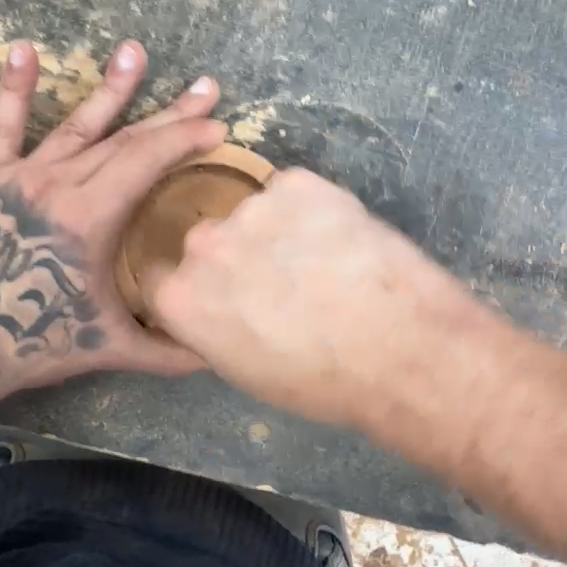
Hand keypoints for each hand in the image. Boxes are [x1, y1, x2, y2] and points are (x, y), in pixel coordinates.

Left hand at [0, 38, 224, 411]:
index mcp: (92, 217)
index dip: (186, 140)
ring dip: (111, 88)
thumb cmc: (36, 341)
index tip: (218, 128)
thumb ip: (169, 350)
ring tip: (133, 49)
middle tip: (206, 88)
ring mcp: (21, 175)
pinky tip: (23, 48)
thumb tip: (217, 354)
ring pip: (77, 124)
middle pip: (125, 138)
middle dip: (170, 114)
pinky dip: (13, 87)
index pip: (149, 161)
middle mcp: (60, 183)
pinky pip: (3, 125)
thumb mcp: (112, 346)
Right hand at [148, 168, 485, 429]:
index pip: (167, 279)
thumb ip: (215, 328)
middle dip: (238, 259)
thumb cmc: (323, 382)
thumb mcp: (247, 372)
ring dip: (279, 232)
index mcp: (181, 299)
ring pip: (255, 214)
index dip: (202, 289)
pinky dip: (313, 210)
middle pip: (209, 243)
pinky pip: (294, 192)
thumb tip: (223, 309)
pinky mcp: (298, 184)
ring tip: (325, 264)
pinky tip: (343, 240)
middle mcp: (204, 246)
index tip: (230, 299)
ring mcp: (251, 209)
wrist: (399, 351)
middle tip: (284, 284)